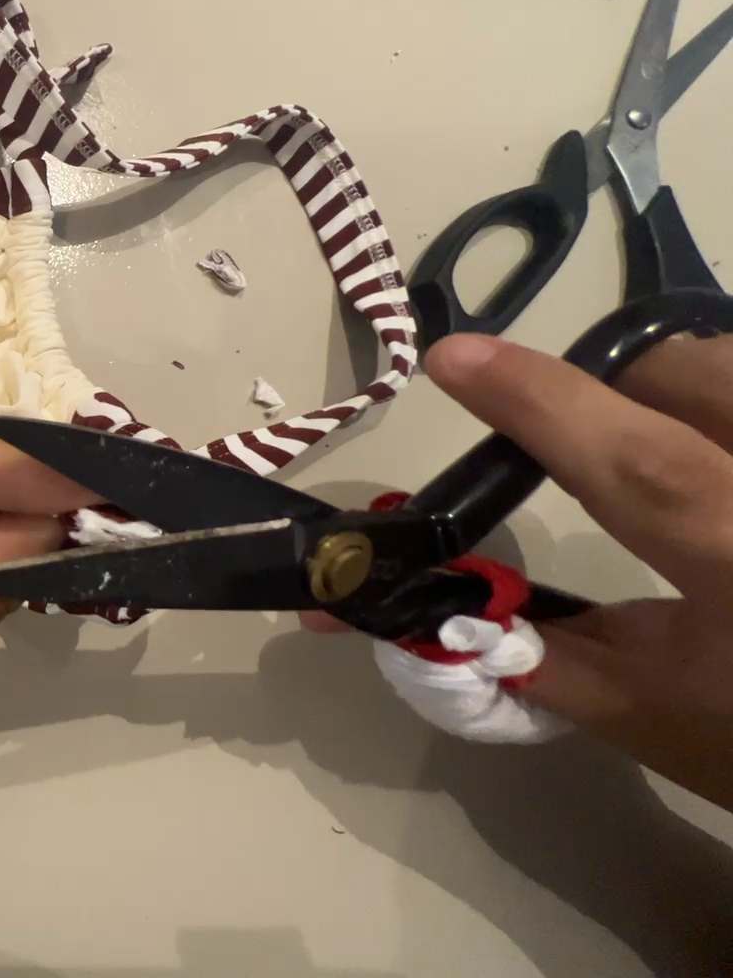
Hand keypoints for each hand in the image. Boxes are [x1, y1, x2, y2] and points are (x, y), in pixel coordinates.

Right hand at [313, 332, 732, 806]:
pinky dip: (712, 406)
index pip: (642, 468)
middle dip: (618, 383)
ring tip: (657, 443)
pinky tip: (708, 454)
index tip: (450, 359)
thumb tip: (368, 603)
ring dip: (679, 387)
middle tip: (576, 429)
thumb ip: (505, 641)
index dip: (540, 405)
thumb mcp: (636, 706)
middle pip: (705, 378)